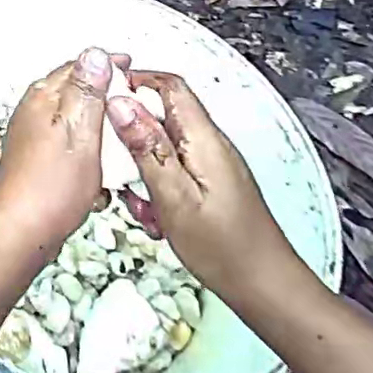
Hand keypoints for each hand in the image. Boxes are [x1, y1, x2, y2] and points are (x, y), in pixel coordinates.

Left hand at [0, 47, 126, 252]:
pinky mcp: (37, 158)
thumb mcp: (81, 130)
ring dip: (96, 125)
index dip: (108, 66)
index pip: (79, 67)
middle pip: (75, 90)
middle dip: (103, 94)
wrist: (22, 229)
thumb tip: (94, 55)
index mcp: (45, 97)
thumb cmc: (49, 185)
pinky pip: (68, 143)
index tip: (130, 69)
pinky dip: (85, 150)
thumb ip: (87, 91)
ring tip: (117, 139)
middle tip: (129, 100)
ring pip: (73, 118)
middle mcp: (34, 111)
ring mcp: (33, 134)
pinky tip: (97, 170)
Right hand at [106, 70, 304, 302]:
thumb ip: (146, 147)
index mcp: (203, 138)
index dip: (134, 82)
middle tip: (114, 161)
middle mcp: (208, 143)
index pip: (168, 85)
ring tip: (138, 198)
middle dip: (131, 134)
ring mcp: (209, 162)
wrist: (267, 290)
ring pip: (161, 143)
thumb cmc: (227, 250)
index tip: (105, 99)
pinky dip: (154, 183)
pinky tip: (154, 212)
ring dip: (140, 165)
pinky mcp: (207, 181)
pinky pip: (170, 166)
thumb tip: (121, 103)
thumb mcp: (174, 197)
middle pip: (160, 113)